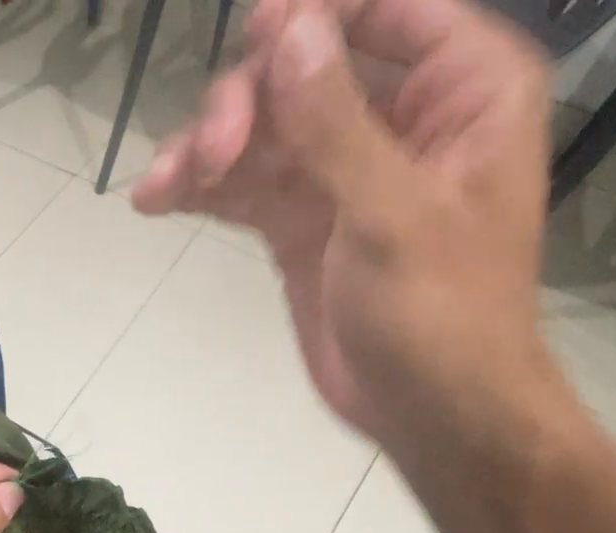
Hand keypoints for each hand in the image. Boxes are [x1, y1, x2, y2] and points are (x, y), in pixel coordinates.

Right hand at [133, 0, 561, 454]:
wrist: (426, 410)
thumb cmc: (440, 313)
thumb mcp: (391, 212)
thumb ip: (335, 121)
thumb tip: (287, 28)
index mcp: (461, 91)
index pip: (384, 11)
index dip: (313, 16)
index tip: (252, 37)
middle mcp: (398, 117)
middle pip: (301, 70)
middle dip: (244, 105)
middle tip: (208, 157)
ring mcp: (340, 172)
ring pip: (260, 128)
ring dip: (205, 150)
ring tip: (160, 189)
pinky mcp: (298, 222)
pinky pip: (242, 185)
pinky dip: (198, 189)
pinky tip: (155, 202)